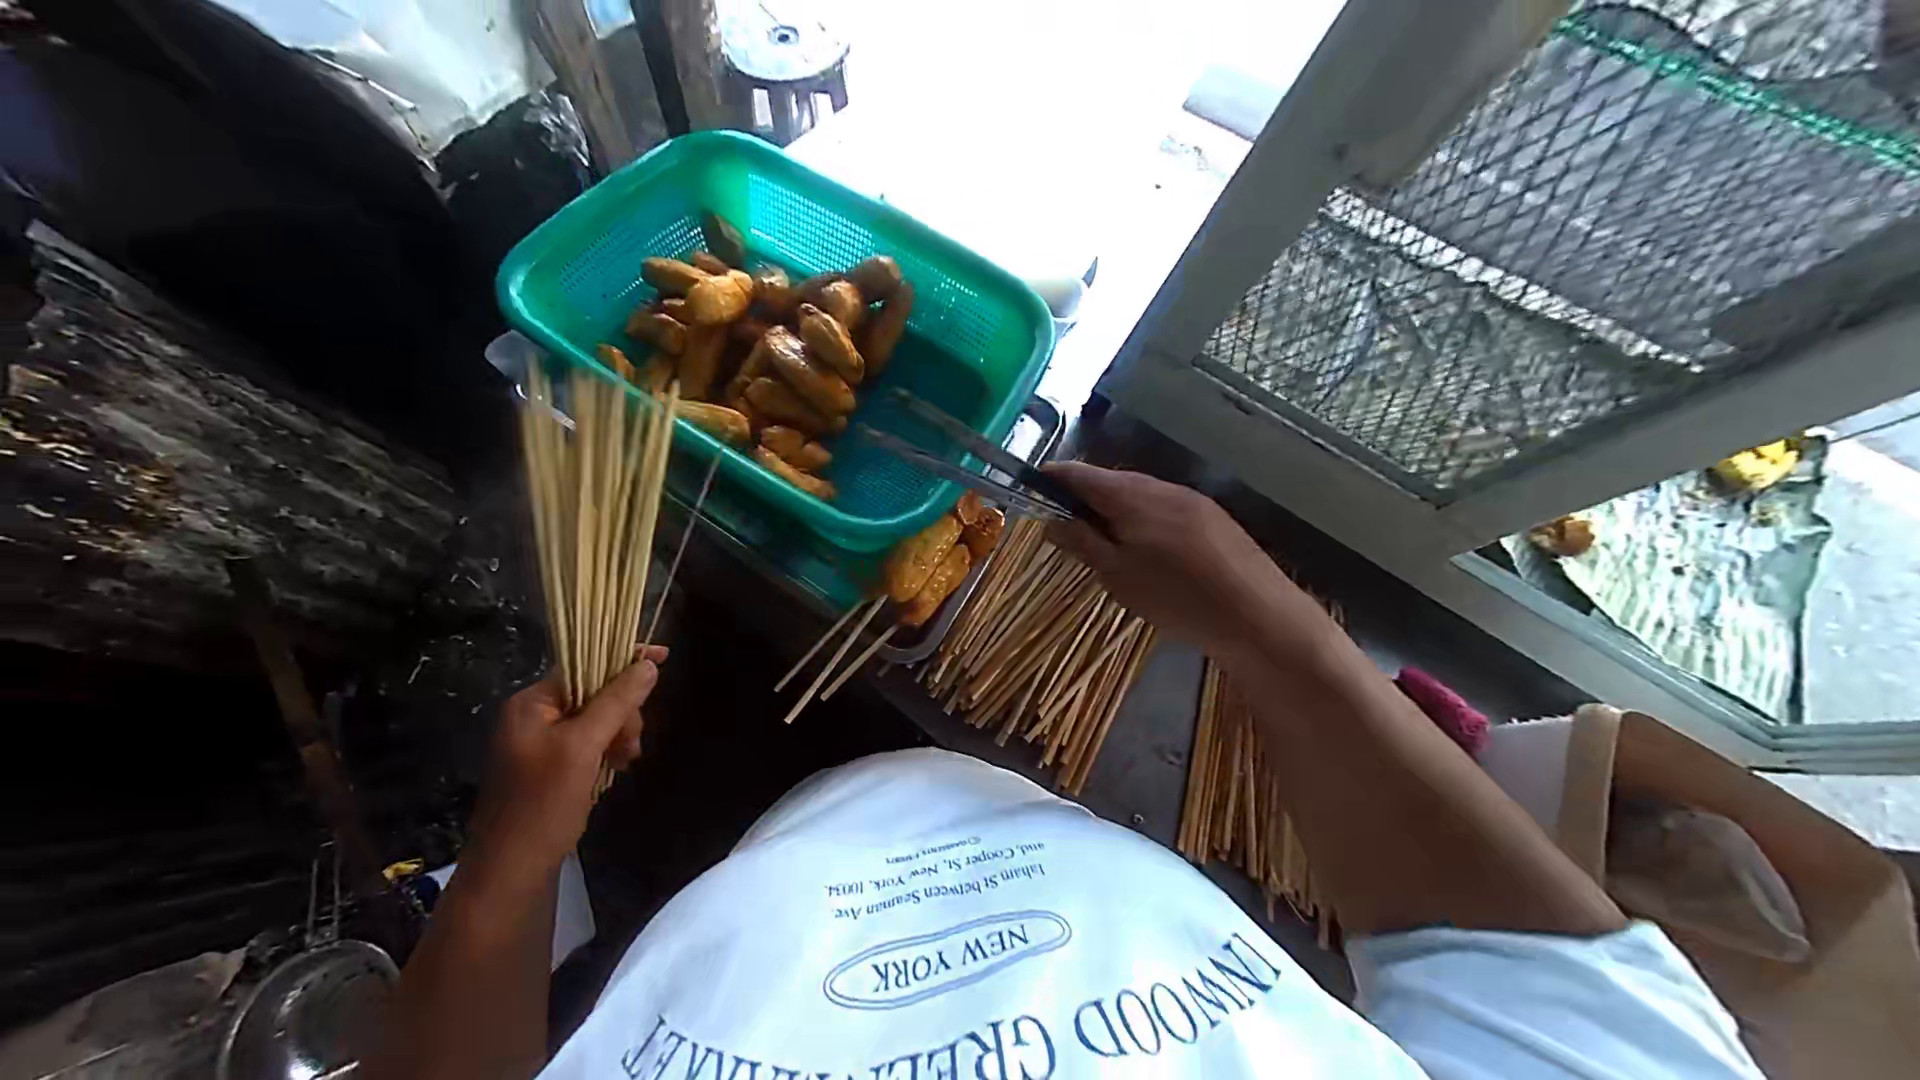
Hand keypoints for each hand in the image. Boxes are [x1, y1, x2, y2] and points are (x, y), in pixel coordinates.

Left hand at [465, 646, 667, 877]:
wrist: (511, 874)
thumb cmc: (542, 805)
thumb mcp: (583, 748)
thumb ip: (616, 702)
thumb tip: (649, 665)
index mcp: (530, 704)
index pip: (584, 664)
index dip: (624, 659)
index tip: (665, 656)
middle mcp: (534, 716)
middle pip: (595, 692)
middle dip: (623, 711)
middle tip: (631, 743)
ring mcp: (542, 742)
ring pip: (599, 718)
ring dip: (620, 733)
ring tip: (625, 761)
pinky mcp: (552, 766)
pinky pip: (592, 741)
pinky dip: (609, 750)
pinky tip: (616, 768)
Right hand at [1044, 463, 1339, 660]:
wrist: (1258, 616)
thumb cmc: (1176, 597)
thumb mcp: (1117, 575)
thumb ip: (1082, 542)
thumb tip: (1052, 520)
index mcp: (1132, 495)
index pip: (1081, 473)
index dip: (1054, 479)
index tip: (1034, 489)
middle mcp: (1162, 486)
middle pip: (1111, 482)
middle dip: (1085, 497)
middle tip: (1066, 526)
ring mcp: (1192, 500)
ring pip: (1140, 495)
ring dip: (1115, 509)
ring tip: (1104, 542)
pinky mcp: (1213, 518)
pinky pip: (1164, 508)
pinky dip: (1143, 519)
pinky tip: (1147, 550)